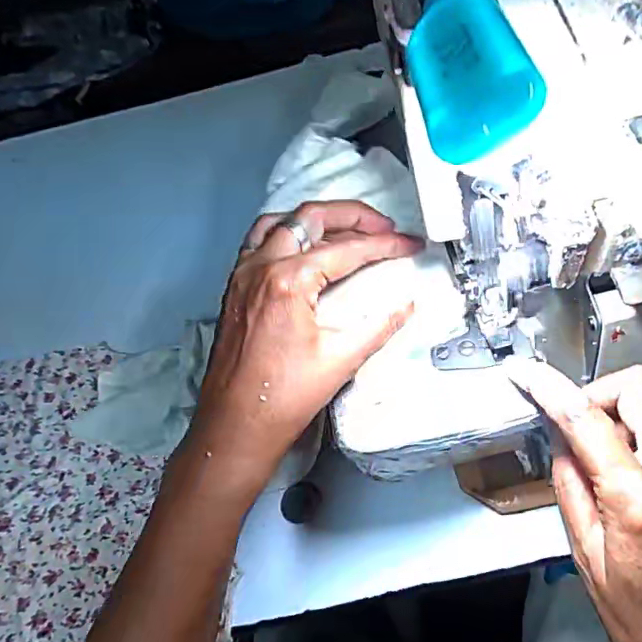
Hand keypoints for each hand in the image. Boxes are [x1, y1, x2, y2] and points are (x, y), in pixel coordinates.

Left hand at [185, 200, 422, 483]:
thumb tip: (406, 305)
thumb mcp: (341, 360)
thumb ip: (379, 325)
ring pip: (280, 222)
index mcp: (287, 281)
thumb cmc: (282, 399)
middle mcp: (260, 268)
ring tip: (347, 230)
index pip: (346, 249)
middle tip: (382, 225)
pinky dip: (286, 234)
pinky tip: (304, 250)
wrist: (236, 425)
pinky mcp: (235, 289)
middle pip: (310, 218)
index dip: (384, 244)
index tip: (407, 244)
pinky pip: (258, 242)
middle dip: (352, 215)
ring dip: (316, 220)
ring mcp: (242, 276)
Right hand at [507, 361, 641, 641]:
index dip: (548, 389)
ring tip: (599, 462)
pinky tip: (631, 488)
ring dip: (622, 420)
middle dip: (598, 391)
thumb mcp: (589, 561)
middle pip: (640, 387)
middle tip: (575, 425)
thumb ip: (572, 492)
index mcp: (638, 500)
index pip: (586, 419)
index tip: (525, 375)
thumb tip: (561, 446)